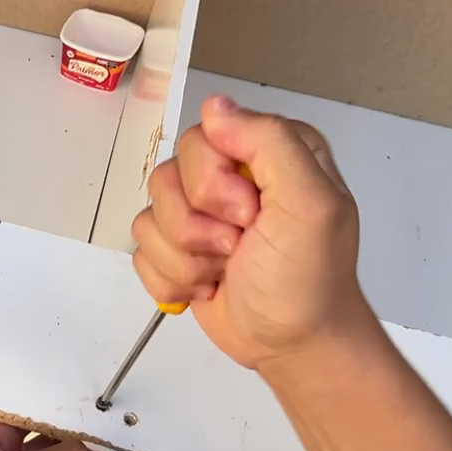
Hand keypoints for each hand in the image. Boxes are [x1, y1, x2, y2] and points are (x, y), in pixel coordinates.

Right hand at [130, 95, 376, 371]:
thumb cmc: (309, 281)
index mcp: (266, 153)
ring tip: (224, 269)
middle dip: (198, 225)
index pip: (203, 137)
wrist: (291, 343)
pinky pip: (142, 251)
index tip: (249, 214)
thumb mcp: (310, 203)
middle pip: (168, 177)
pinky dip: (172, 278)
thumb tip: (216, 107)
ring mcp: (199, 214)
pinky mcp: (177, 248)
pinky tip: (207, 285)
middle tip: (238, 245)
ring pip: (150, 216)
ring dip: (186, 258)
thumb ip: (268, 142)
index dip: (213, 181)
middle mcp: (229, 177)